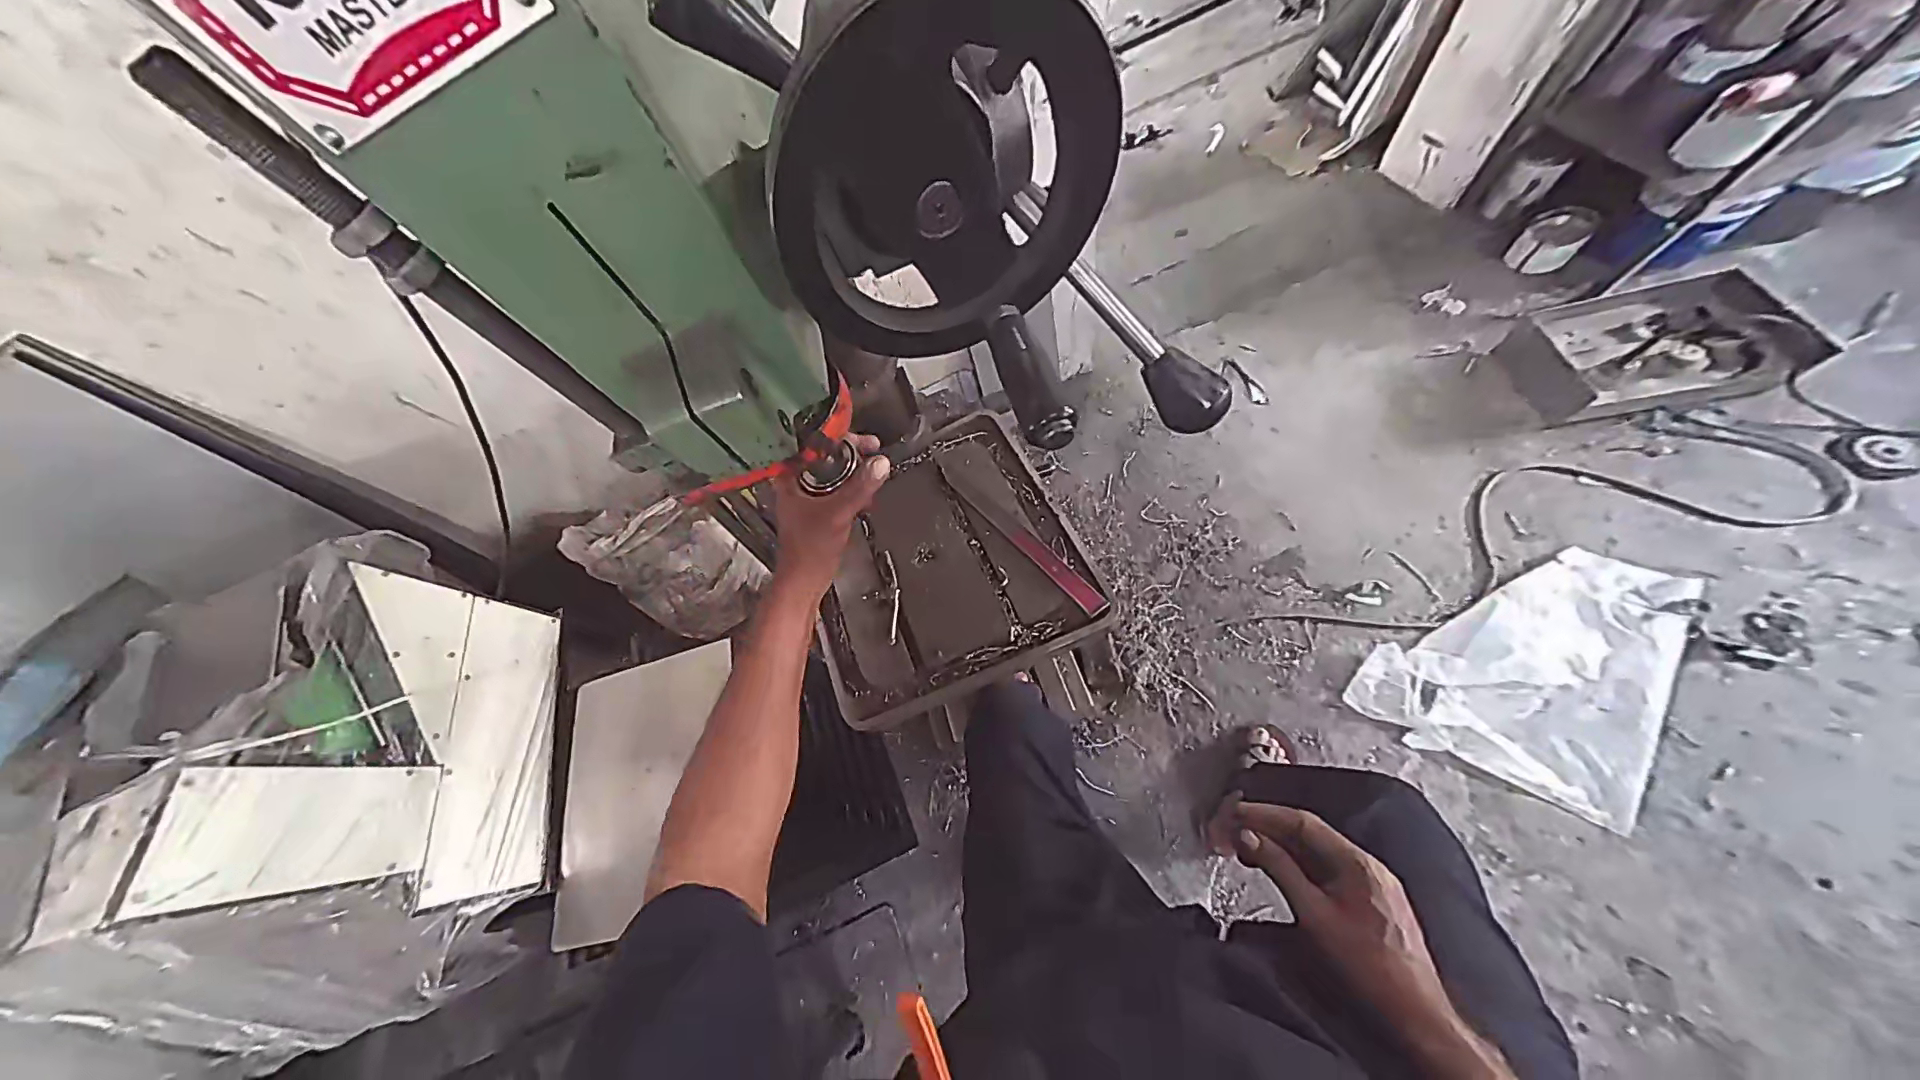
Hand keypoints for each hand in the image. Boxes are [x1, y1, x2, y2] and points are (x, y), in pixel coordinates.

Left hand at [768, 434, 889, 598]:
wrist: (805, 580)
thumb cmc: (809, 549)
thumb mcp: (838, 513)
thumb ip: (859, 487)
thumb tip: (880, 463)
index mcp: (789, 477)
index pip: (813, 442)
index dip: (839, 436)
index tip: (864, 441)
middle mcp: (795, 482)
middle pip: (825, 454)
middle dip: (852, 452)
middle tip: (873, 451)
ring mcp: (806, 495)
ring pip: (833, 471)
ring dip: (854, 470)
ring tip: (873, 470)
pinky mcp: (818, 507)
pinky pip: (837, 487)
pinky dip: (852, 486)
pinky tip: (866, 494)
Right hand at [1219, 800, 1514, 1078]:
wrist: (1415, 1014)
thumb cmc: (1369, 968)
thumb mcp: (1313, 914)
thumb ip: (1279, 869)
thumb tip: (1249, 837)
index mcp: (1356, 862)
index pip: (1302, 822)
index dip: (1264, 814)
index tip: (1235, 813)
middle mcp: (1366, 865)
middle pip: (1307, 833)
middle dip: (1266, 828)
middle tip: (1233, 829)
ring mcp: (1369, 883)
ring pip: (1314, 851)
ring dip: (1278, 845)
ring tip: (1245, 848)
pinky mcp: (1367, 901)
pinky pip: (1323, 868)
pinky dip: (1294, 863)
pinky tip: (1276, 869)